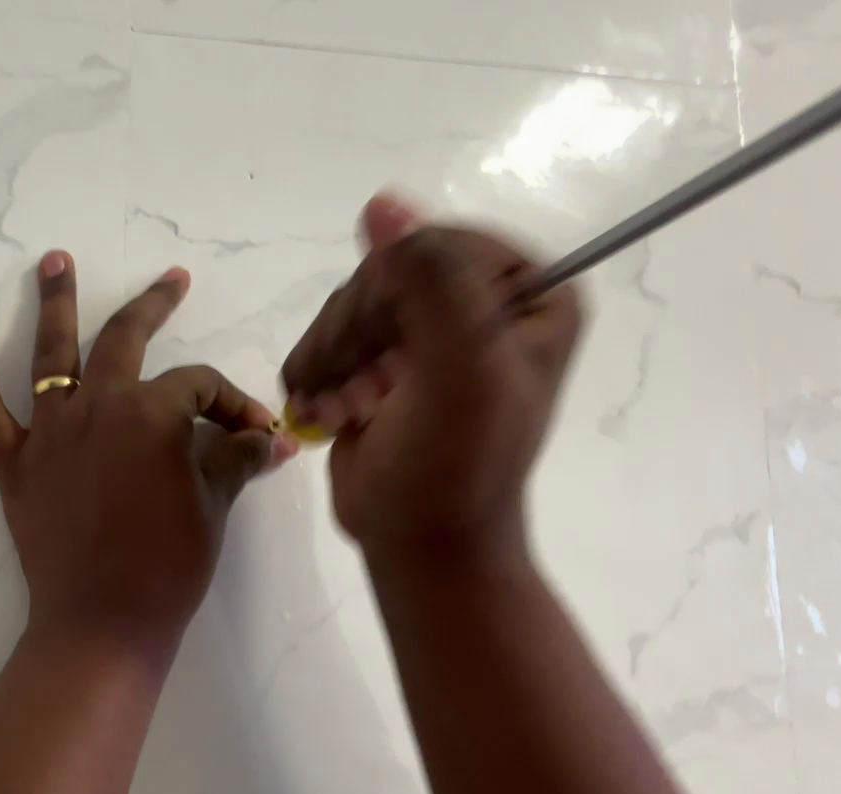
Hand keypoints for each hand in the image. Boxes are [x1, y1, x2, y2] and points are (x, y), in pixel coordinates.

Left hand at [0, 251, 294, 661]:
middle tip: (169, 281)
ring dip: (53, 304)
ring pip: (50, 355)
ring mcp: (49, 433)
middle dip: (151, 304)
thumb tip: (268, 440)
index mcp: (151, 413)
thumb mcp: (213, 506)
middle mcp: (96, 407)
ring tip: (52, 261)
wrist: (103, 620)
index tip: (252, 432)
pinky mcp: (14, 465)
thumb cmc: (168, 566)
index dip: (232, 403)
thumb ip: (234, 460)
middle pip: (124, 339)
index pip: (198, 386)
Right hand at [280, 195, 584, 559]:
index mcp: (527, 295)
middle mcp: (479, 307)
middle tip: (359, 393)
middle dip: (354, 337)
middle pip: (384, 276)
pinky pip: (329, 341)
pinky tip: (324, 414)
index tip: (385, 353)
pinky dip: (314, 378)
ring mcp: (426, 337)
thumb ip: (430, 284)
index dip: (393, 291)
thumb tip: (380, 203)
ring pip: (347, 309)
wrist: (419, 542)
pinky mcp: (381, 368)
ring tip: (338, 412)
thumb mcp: (458, 373)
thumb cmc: (452, 466)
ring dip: (328, 363)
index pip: (436, 244)